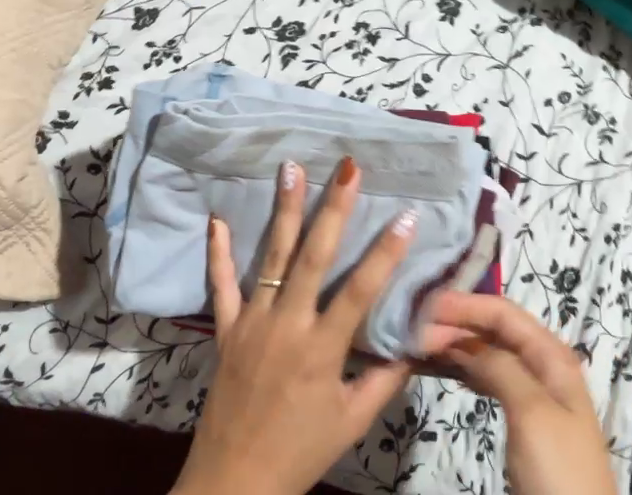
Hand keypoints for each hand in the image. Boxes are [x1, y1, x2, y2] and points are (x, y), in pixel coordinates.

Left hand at [172, 157, 417, 494]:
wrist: (233, 483)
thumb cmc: (301, 451)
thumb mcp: (353, 420)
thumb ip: (386, 376)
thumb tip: (416, 336)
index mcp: (321, 349)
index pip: (361, 291)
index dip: (387, 253)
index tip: (408, 215)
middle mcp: (286, 326)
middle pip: (313, 257)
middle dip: (333, 208)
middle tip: (348, 168)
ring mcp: (252, 323)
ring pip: (270, 257)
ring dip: (284, 210)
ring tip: (291, 168)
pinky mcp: (226, 331)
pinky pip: (221, 287)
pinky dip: (218, 253)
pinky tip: (216, 219)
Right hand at [422, 292, 617, 494]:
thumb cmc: (558, 468)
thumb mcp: (531, 413)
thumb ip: (501, 368)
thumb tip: (464, 339)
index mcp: (552, 355)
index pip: (505, 314)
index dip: (467, 305)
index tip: (426, 303)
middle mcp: (544, 364)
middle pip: (497, 330)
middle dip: (459, 322)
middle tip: (415, 325)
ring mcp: (534, 391)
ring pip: (491, 353)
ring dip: (458, 343)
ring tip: (421, 342)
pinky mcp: (523, 416)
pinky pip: (490, 378)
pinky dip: (466, 368)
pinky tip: (444, 368)